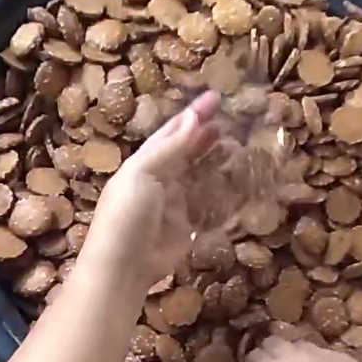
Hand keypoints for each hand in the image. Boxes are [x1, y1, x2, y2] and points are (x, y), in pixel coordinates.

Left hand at [81, 90, 222, 291]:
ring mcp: (171, 204)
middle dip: (205, 134)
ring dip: (216, 159)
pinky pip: (207, 203)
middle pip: (185, 152)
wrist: (122, 266)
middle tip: (233, 116)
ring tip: (239, 140)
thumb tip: (192, 118)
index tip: (217, 96)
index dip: (191, 115)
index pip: (169, 134)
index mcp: (141, 165)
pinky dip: (222, 190)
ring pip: (198, 175)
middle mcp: (156, 181)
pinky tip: (239, 177)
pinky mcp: (185, 227)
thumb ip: (168, 148)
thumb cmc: (126, 216)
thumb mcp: (141, 174)